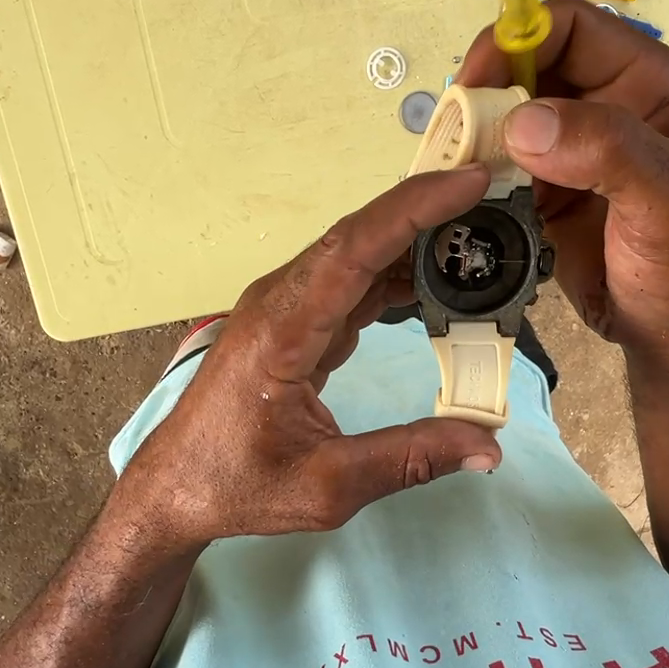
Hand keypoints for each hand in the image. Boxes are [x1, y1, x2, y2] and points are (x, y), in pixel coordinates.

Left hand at [113, 166, 505, 547]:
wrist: (175, 486)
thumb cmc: (236, 484)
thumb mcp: (327, 486)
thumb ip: (409, 459)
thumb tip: (489, 447)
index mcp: (282, 330)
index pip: (354, 249)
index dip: (414, 208)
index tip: (470, 181)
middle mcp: (280, 303)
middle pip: (358, 238)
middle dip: (426, 211)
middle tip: (492, 200)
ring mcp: (284, 310)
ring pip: (355, 257)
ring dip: (413, 243)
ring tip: (477, 239)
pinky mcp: (292, 325)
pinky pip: (348, 285)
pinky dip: (393, 278)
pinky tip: (433, 284)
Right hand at [456, 0, 668, 381]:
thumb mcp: (666, 201)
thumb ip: (606, 150)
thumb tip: (521, 121)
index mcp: (648, 86)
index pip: (572, 30)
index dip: (517, 42)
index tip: (472, 83)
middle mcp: (606, 109)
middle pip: (529, 71)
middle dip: (485, 93)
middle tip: (450, 135)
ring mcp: (573, 155)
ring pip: (508, 121)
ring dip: (474, 138)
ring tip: (446, 168)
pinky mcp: (546, 195)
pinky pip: (500, 170)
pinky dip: (475, 177)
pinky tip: (457, 196)